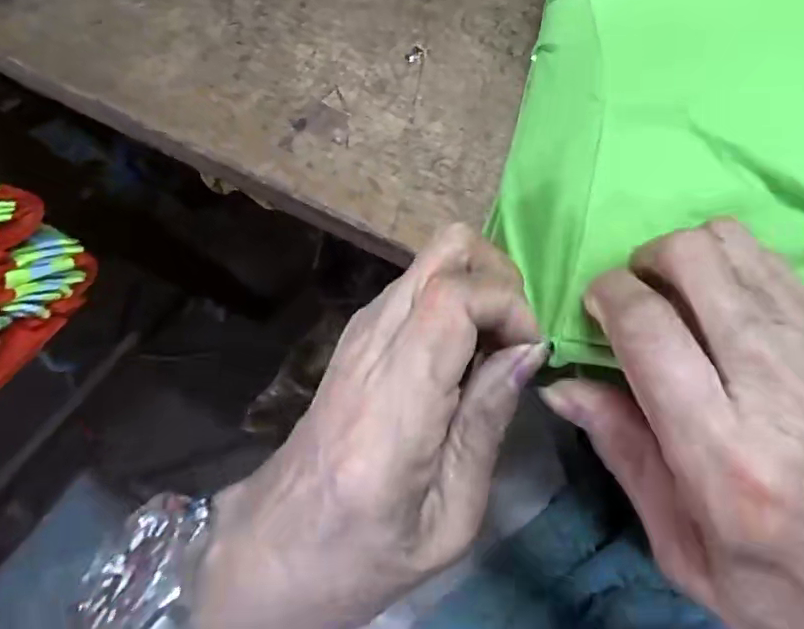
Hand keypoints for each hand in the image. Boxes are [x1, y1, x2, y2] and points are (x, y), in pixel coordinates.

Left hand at [192, 225, 546, 628]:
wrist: (272, 554)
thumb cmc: (365, 553)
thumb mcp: (450, 516)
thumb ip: (488, 421)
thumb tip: (531, 348)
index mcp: (392, 407)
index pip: (454, 298)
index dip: (508, 304)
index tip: (530, 349)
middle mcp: (370, 348)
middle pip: (447, 249)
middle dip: (501, 275)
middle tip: (515, 332)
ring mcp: (360, 330)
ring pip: (437, 253)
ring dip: (482, 282)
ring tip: (494, 341)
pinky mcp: (360, 327)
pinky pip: (424, 278)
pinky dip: (461, 291)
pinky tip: (465, 347)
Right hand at [539, 220, 803, 628]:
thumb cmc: (781, 585)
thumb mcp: (682, 545)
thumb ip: (622, 450)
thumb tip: (564, 381)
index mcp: (726, 454)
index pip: (650, 328)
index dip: (608, 295)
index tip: (596, 302)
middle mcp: (775, 383)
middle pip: (694, 260)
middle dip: (647, 260)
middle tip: (637, 293)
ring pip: (733, 242)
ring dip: (689, 252)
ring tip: (678, 292)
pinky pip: (771, 258)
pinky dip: (732, 261)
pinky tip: (725, 301)